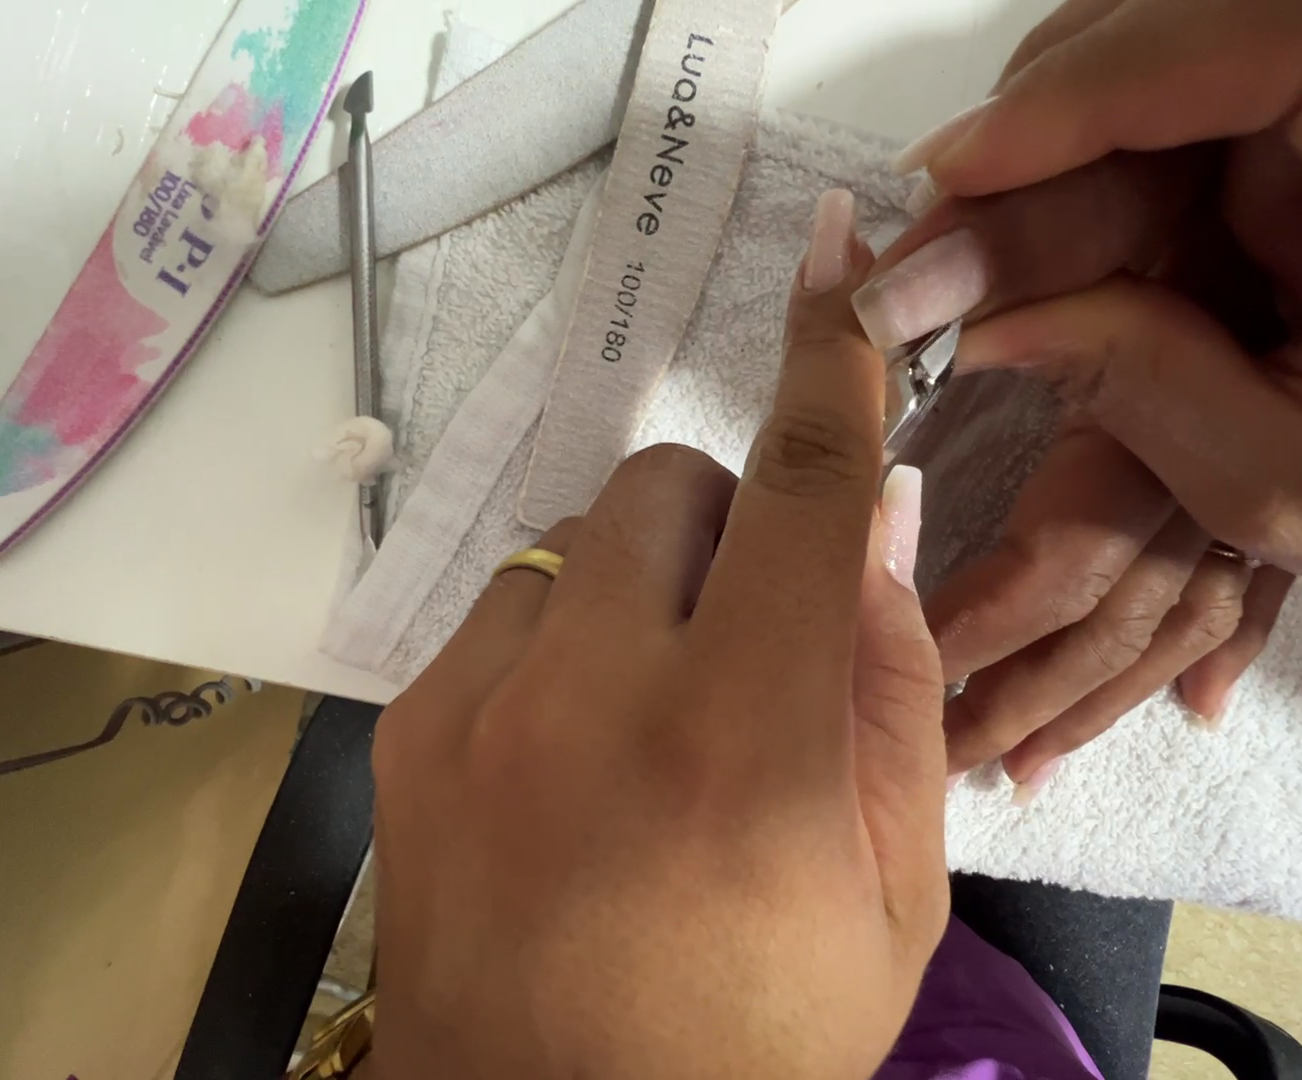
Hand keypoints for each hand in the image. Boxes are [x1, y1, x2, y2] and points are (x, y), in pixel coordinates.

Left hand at [366, 192, 948, 1079]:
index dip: (828, 366)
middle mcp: (597, 696)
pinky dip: (559, 635)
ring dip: (637, 584)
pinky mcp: (411, 729)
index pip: (802, 494)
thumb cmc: (760, 1022)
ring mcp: (481, 706)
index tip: (837, 260)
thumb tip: (872, 516)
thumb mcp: (890, 880)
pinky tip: (570, 738)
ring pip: (578, 539)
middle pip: (666, 485)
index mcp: (745, 737)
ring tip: (648, 700)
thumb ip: (890, 680)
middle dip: (722, 524)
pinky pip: (506, 606)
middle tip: (737, 626)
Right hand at [857, 0, 1301, 775]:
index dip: (1081, 95)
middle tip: (961, 259)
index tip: (944, 171)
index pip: (1281, 26)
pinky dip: (1183, 181)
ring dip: (1118, 177)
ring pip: (1214, 51)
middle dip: (1060, 139)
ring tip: (1135, 307)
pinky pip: (1255, 88)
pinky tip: (1232, 285)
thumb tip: (988, 328)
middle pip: (1216, 14)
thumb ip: (1139, 395)